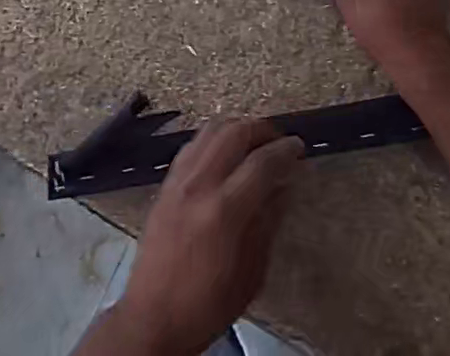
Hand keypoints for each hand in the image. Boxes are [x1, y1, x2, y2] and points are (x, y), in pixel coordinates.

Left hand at [90, 120, 303, 355]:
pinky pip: (193, 144)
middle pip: (236, 132)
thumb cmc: (207, 304)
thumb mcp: (252, 272)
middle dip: (264, 130)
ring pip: (212, 129)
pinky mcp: (165, 185)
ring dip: (238, 128)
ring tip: (254, 143)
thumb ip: (269, 221)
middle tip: (279, 142)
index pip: (263, 162)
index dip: (286, 150)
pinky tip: (224, 154)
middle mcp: (200, 186)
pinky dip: (215, 138)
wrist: (150, 321)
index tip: (299, 147)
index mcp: (225, 211)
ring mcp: (179, 182)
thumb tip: (285, 185)